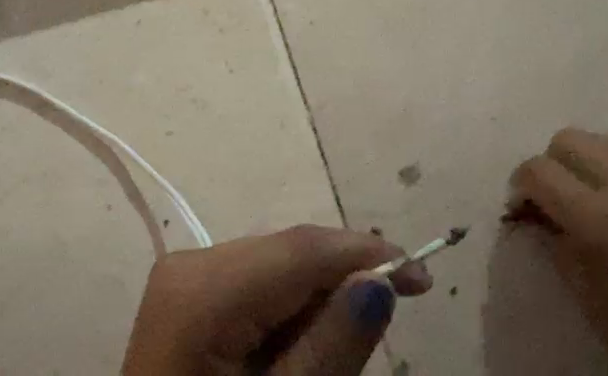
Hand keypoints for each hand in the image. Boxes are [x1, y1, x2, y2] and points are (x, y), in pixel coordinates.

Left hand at [122, 224, 432, 375]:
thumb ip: (330, 344)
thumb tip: (379, 279)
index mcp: (206, 286)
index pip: (302, 248)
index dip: (367, 252)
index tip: (424, 278)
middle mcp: (190, 262)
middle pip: (288, 253)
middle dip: (340, 282)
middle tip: (382, 329)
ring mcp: (183, 276)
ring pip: (274, 266)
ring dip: (314, 301)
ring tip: (326, 358)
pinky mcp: (185, 295)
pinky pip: (252, 285)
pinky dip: (284, 312)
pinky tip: (292, 353)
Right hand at [508, 129, 607, 375]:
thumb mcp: (605, 315)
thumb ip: (566, 260)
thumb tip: (543, 227)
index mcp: (600, 220)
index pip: (537, 171)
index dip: (520, 186)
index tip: (523, 210)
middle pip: (568, 139)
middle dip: (552, 163)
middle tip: (556, 201)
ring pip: (607, 142)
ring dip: (589, 164)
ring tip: (596, 203)